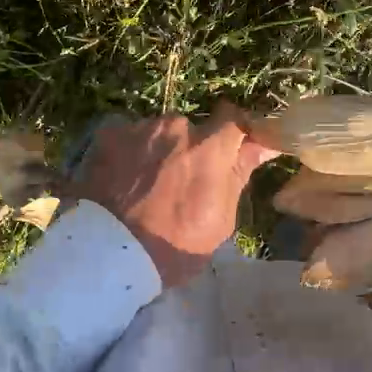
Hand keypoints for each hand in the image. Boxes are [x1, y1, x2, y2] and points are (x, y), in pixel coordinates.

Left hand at [73, 106, 278, 286]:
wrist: (110, 253)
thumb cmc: (175, 246)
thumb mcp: (220, 221)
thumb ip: (238, 174)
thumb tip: (262, 145)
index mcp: (208, 147)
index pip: (233, 117)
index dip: (233, 132)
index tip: (231, 148)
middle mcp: (175, 127)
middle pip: (190, 129)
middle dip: (189, 148)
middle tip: (179, 181)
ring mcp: (139, 127)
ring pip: (158, 132)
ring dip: (158, 150)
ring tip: (145, 185)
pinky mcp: (109, 133)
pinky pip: (128, 135)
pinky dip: (129, 152)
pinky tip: (122, 178)